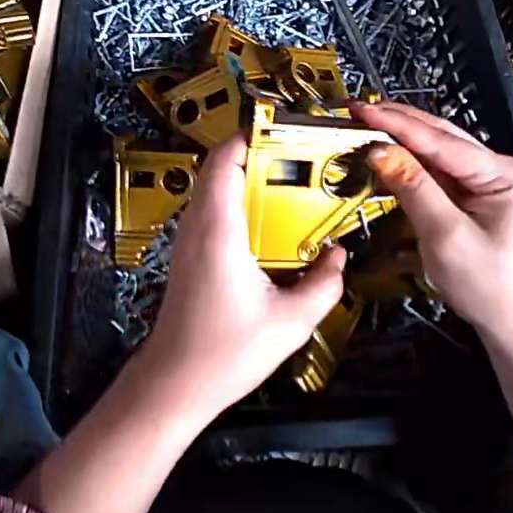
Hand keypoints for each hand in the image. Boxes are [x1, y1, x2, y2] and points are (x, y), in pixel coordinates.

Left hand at [136, 137, 346, 421]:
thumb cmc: (220, 354)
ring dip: (246, 175)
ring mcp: (189, 239)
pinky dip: (238, 199)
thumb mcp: (289, 323)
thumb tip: (338, 259)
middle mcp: (198, 227)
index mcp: (218, 231)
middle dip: (256, 153)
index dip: (250, 137)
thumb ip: (323, 286)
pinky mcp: (191, 254)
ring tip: (285, 181)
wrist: (174, 383)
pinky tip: (266, 221)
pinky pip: (213, 208)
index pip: (224, 161)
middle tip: (293, 155)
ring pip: (214, 186)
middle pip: (219, 167)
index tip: (281, 130)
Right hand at [353, 101, 512, 346]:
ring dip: (400, 139)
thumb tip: (381, 151)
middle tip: (359, 111)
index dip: (396, 124)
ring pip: (435, 150)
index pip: (440, 140)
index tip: (364, 111)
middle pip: (439, 136)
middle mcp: (499, 170)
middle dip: (396, 122)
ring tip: (367, 126)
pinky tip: (387, 154)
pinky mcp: (473, 195)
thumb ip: (413, 188)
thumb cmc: (494, 288)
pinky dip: (408, 161)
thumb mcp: (446, 236)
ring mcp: (487, 182)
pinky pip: (435, 169)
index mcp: (505, 174)